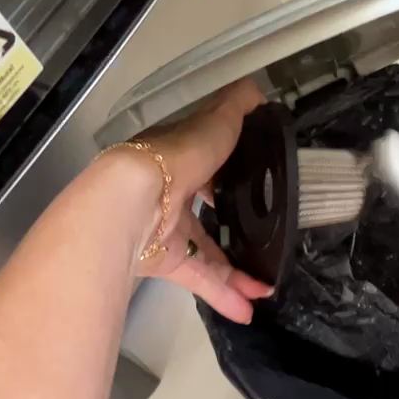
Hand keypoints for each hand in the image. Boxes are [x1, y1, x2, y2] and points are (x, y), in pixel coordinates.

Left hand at [118, 79, 272, 322]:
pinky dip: (222, 294)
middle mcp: (172, 194)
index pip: (209, 164)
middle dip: (234, 228)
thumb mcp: (215, 122)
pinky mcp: (164, 260)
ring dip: (235, 271)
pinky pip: (197, 278)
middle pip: (206, 213)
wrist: (132, 200)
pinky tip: (248, 309)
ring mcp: (166, 230)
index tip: (257, 183)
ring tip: (266, 288)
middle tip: (265, 238)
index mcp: (182, 159)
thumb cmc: (178, 155)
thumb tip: (258, 88)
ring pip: (206, 251)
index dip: (232, 172)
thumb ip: (237, 107)